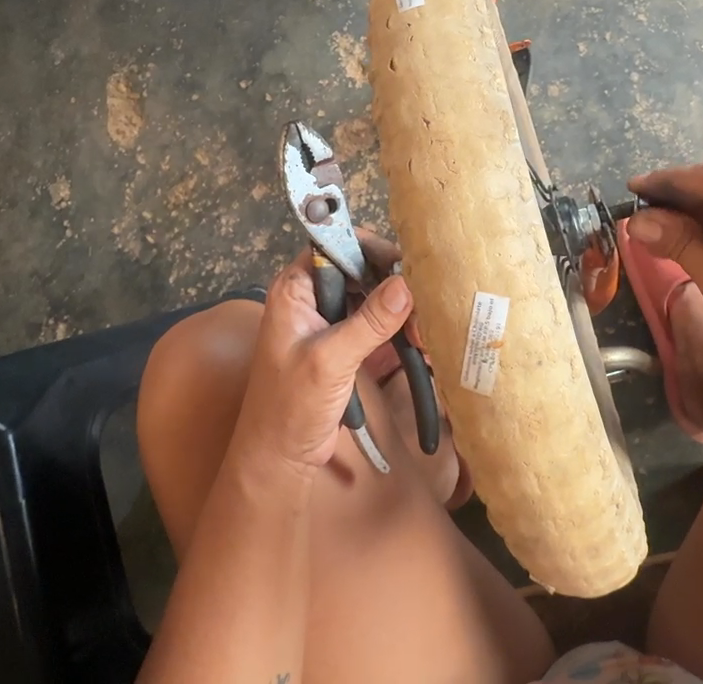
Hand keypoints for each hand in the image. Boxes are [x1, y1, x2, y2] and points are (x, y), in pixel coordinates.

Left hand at [225, 249, 411, 481]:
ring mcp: (329, 319)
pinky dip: (398, 328)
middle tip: (421, 307)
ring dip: (400, 309)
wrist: (280, 457)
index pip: (336, 245)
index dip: (371, 249)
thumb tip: (406, 284)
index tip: (406, 266)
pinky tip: (418, 342)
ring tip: (421, 333)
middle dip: (393, 284)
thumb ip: (369, 322)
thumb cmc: (291, 407)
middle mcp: (312, 295)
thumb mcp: (330, 361)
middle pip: (360, 268)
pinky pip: (376, 321)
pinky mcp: (344, 342)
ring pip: (373, 294)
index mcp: (296, 288)